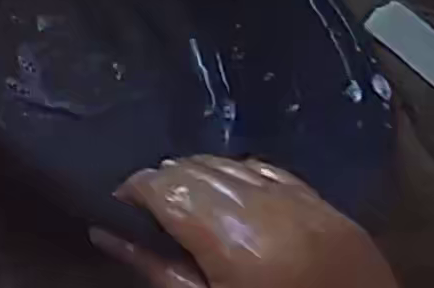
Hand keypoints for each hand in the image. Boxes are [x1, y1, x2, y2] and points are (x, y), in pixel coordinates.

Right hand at [92, 156, 396, 287]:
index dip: (134, 192)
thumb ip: (155, 270)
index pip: (162, 185)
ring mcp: (304, 203)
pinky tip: (238, 207)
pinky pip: (269, 173)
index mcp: (234, 240)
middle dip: (166, 186)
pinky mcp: (331, 210)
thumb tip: (103, 231)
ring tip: (196, 213)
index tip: (121, 209)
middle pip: (191, 167)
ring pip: (226, 163)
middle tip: (155, 219)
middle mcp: (267, 206)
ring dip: (202, 180)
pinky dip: (243, 182)